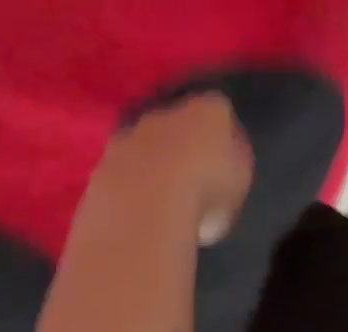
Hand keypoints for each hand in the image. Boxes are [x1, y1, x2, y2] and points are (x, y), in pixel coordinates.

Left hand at [103, 92, 255, 242]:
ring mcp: (131, 132)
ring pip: (150, 142)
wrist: (146, 204)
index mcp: (206, 111)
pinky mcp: (107, 159)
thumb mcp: (240, 180)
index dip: (224, 131)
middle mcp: (165, 111)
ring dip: (158, 162)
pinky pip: (128, 167)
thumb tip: (230, 156)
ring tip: (169, 195)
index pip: (220, 109)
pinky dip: (137, 181)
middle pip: (178, 121)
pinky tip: (146, 206)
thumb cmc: (207, 190)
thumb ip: (236, 161)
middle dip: (186, 143)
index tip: (227, 155)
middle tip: (196, 174)